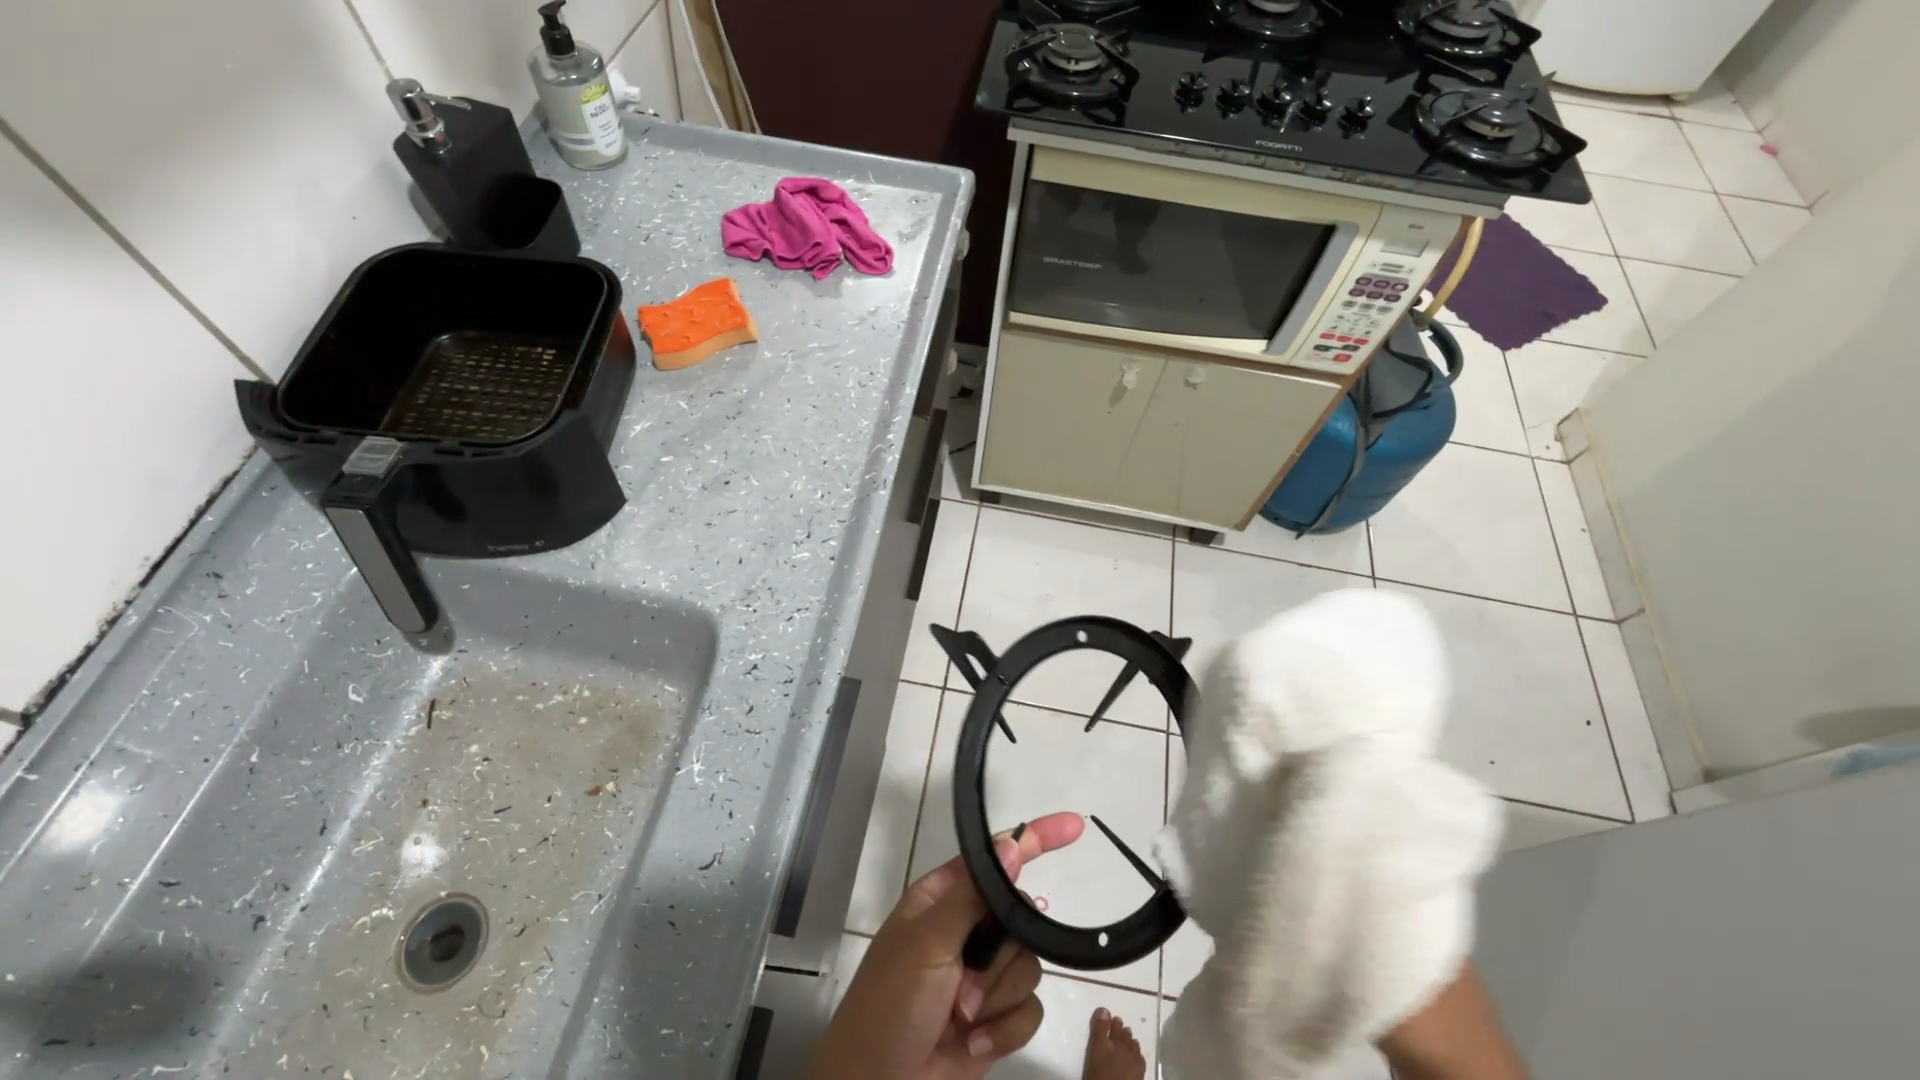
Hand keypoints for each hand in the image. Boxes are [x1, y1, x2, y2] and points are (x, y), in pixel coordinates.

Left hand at [807, 812, 1084, 1078]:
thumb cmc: (890, 1005)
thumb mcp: (927, 943)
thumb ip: (973, 896)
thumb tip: (1013, 844)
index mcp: (942, 900)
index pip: (995, 860)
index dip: (1034, 839)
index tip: (1074, 826)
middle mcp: (965, 932)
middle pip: (1021, 920)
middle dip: (999, 958)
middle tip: (963, 980)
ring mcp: (983, 976)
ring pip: (1030, 966)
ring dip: (996, 997)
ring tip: (961, 1016)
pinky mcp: (997, 1017)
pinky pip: (1031, 1010)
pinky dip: (1004, 1029)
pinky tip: (973, 1042)